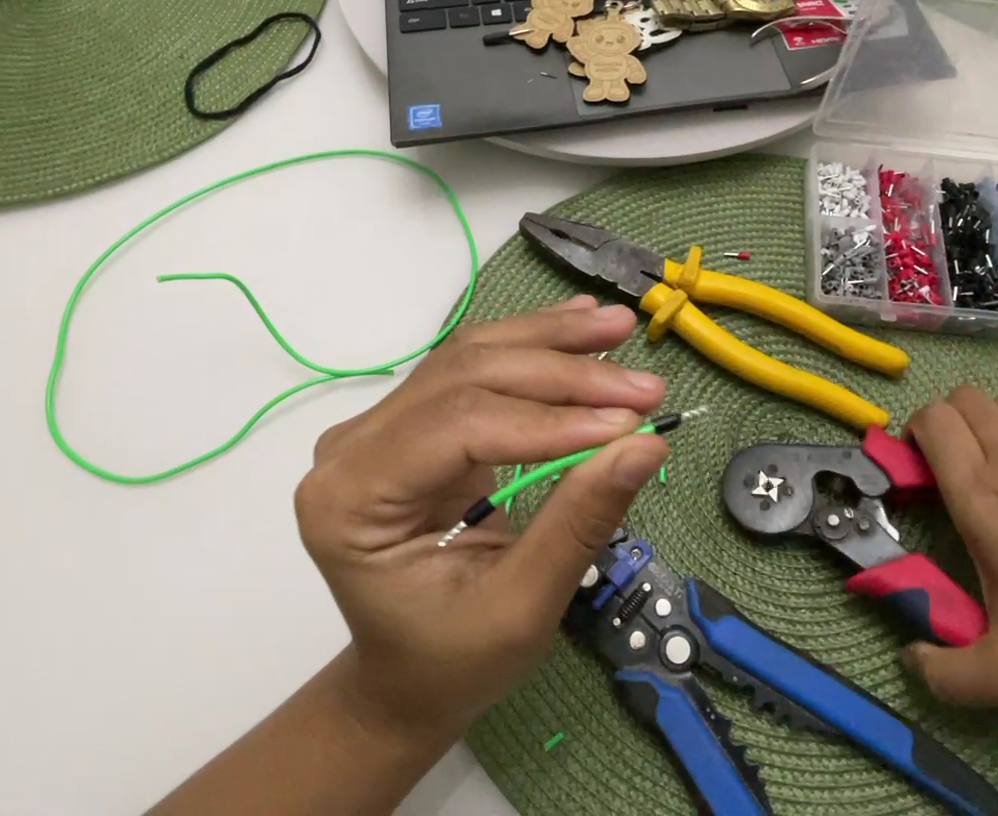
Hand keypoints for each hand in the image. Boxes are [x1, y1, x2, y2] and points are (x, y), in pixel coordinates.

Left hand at [294, 296, 668, 741]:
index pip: (458, 426)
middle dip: (562, 374)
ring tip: (619, 327)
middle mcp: (352, 446)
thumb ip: (577, 522)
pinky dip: (532, 344)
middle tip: (646, 385)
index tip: (631, 421)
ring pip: (472, 355)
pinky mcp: (413, 421)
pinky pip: (475, 368)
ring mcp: (379, 427)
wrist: (408, 676)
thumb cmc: (452, 660)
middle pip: (465, 375)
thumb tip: (645, 444)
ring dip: (551, 340)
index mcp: (351, 500)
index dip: (550, 419)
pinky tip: (577, 320)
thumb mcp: (520, 608)